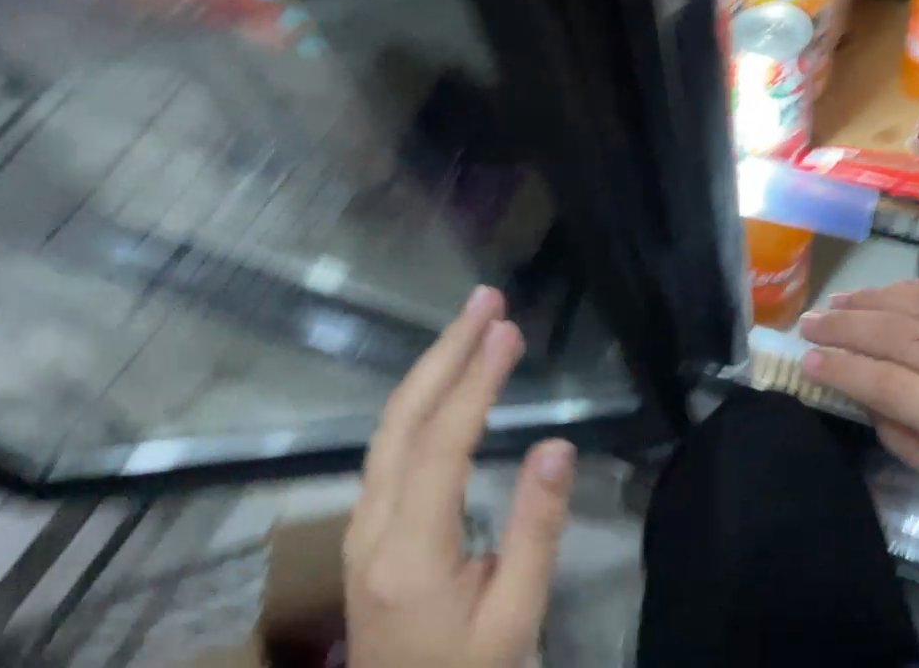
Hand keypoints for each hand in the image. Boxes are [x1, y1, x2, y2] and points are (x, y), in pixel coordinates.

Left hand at [346, 286, 575, 667]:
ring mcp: (361, 527)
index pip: (442, 444)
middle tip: (486, 300)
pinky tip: (446, 381)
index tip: (508, 330)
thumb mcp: (516, 618)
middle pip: (402, 420)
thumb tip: (557, 444)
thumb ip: (536, 530)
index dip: (476, 381)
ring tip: (473, 324)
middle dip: (445, 352)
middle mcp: (371, 528)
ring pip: (389, 428)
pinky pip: (390, 445)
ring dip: (430, 368)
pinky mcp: (367, 530)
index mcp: (409, 552)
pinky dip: (420, 398)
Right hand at [799, 279, 918, 524]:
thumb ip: (912, 445)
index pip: (894, 388)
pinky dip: (908, 289)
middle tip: (808, 325)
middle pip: (901, 337)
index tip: (810, 363)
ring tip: (833, 304)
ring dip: (871, 301)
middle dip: (846, 328)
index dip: (845, 372)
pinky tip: (882, 294)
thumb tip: (865, 400)